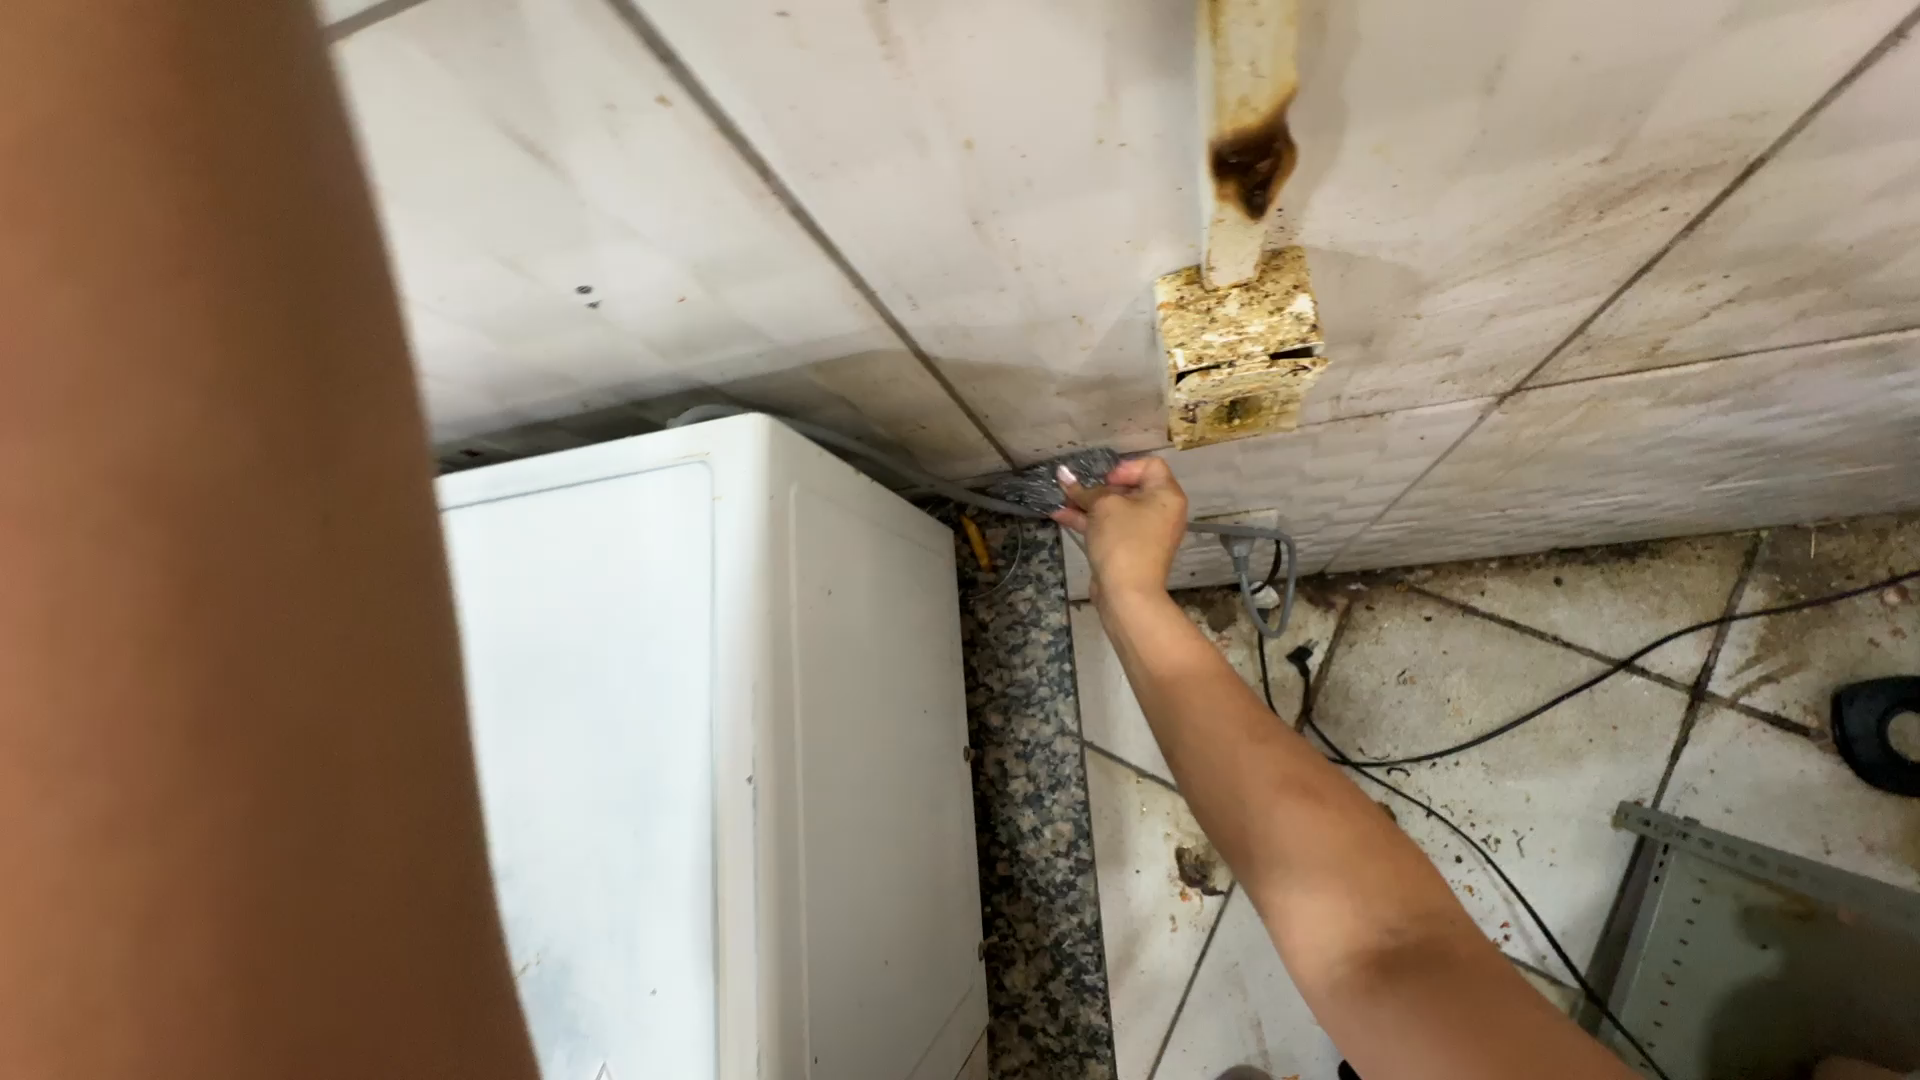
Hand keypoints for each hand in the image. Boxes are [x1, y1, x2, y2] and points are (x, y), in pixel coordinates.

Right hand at [1051, 456, 1187, 603]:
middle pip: (1129, 488)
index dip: (1123, 467)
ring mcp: (1144, 532)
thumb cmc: (1123, 541)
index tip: (1104, 481)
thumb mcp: (1103, 507)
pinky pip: (1109, 527)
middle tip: (1076, 488)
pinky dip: (1088, 521)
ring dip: (1087, 503)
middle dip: (1098, 487)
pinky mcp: (1128, 549)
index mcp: (1166, 496)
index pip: (1150, 465)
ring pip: (1114, 509)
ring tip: (1060, 498)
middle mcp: (1160, 512)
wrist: (1127, 593)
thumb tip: (1064, 474)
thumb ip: (1085, 490)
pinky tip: (1060, 514)